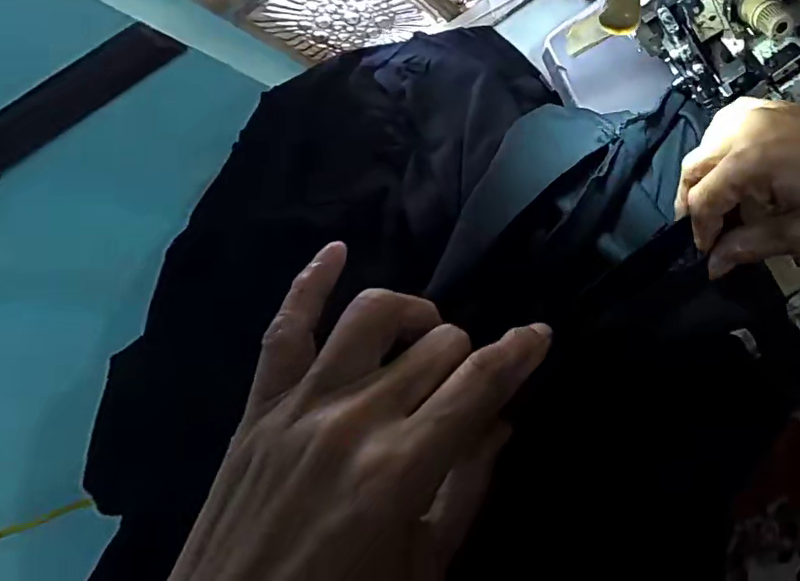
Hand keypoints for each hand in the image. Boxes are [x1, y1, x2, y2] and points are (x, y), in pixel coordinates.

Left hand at [169, 242, 550, 580]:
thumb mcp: (422, 570)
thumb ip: (467, 488)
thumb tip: (501, 420)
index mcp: (400, 469)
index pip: (479, 383)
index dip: (518, 352)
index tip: (539, 334)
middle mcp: (354, 420)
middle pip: (436, 344)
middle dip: (467, 357)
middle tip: (465, 385)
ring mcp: (301, 405)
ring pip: (372, 314)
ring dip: (411, 315)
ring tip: (421, 337)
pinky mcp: (259, 406)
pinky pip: (286, 328)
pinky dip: (310, 282)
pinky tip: (336, 250)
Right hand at [676, 97, 799, 276]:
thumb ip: (750, 245)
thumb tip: (714, 265)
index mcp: (752, 158)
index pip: (704, 196)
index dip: (701, 230)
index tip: (709, 257)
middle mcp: (747, 127)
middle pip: (696, 163)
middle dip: (695, 201)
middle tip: (709, 235)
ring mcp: (762, 111)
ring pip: (709, 139)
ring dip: (707, 172)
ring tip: (723, 203)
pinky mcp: (777, 108)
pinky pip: (731, 122)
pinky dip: (724, 146)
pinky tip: (738, 165)